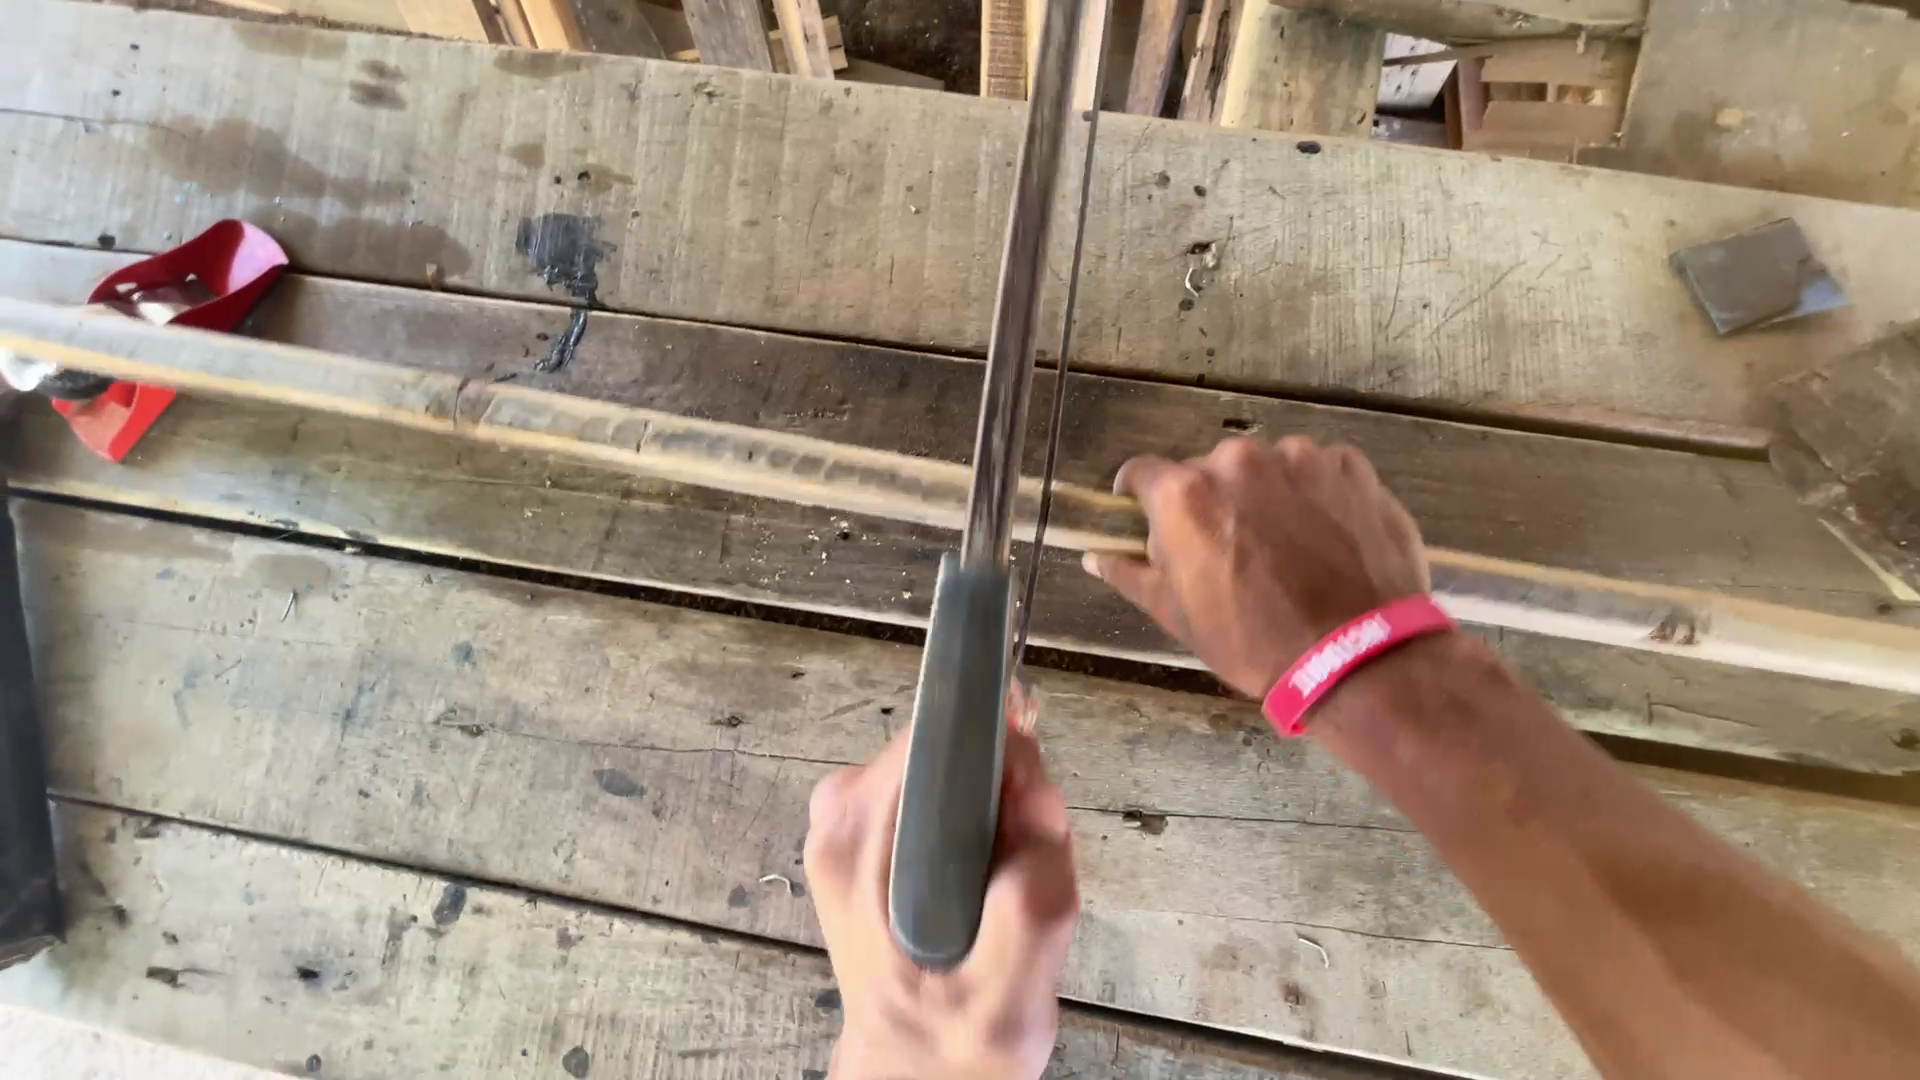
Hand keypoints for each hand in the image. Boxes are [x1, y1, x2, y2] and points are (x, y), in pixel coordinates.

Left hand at [804, 716, 1077, 1079]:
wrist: (913, 1073)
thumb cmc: (955, 1041)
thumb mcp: (1014, 991)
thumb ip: (1036, 893)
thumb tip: (1035, 791)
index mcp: (857, 843)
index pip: (936, 743)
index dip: (1000, 758)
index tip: (1030, 807)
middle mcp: (839, 815)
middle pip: (946, 748)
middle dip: (1003, 790)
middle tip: (1024, 860)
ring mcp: (846, 816)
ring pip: (948, 764)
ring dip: (993, 806)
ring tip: (1004, 877)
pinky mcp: (863, 824)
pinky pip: (939, 785)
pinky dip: (974, 815)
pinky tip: (983, 873)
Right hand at [1084, 436, 1429, 698]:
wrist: (1359, 657)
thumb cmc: (1251, 639)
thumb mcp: (1176, 613)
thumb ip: (1129, 573)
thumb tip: (1094, 556)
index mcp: (1184, 494)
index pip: (1140, 472)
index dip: (1138, 494)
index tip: (1146, 515)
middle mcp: (1237, 460)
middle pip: (1206, 469)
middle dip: (1208, 500)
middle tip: (1226, 545)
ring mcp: (1299, 457)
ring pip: (1263, 467)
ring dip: (1263, 494)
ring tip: (1283, 543)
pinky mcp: (1350, 466)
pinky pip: (1315, 471)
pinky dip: (1311, 494)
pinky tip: (1323, 536)